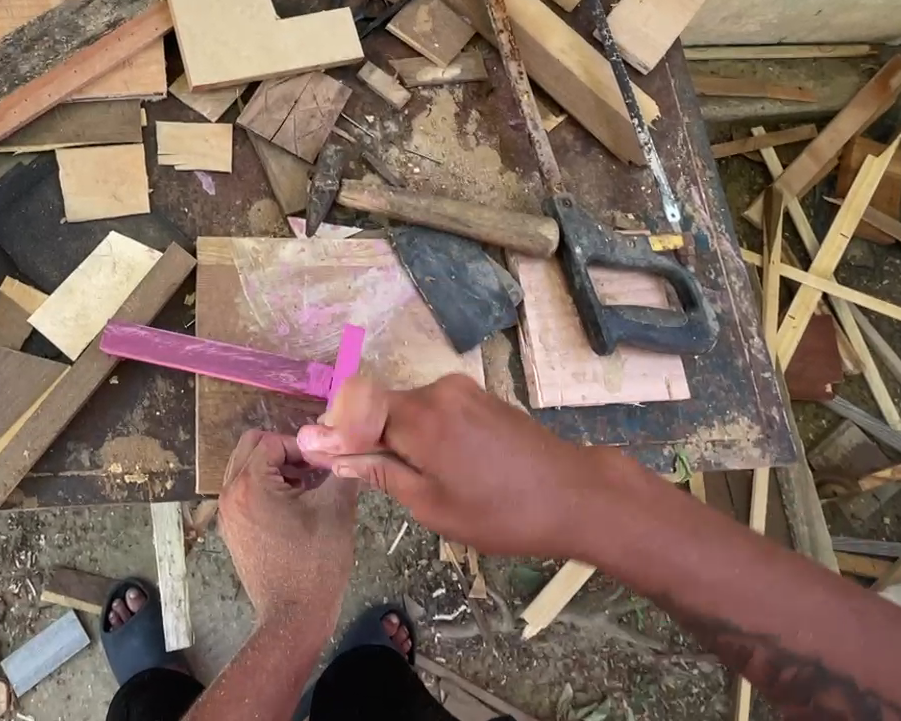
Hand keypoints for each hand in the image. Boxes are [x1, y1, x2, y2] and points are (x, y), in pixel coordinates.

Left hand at [219, 430, 359, 629]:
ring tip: (305, 487)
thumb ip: (341, 470)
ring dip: (275, 468)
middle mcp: (229, 493)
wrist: (293, 618)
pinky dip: (266, 486)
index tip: (323, 464)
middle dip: (284, 451)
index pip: (272, 440)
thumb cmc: (315, 563)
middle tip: (311, 469)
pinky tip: (294, 505)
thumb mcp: (336, 510)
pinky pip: (244, 489)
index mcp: (249, 484)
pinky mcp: (232, 528)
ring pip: (246, 466)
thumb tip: (346, 450)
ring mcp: (227, 512)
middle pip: (251, 447)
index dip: (301, 446)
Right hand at [297, 374, 639, 558]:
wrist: (577, 495)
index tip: (322, 456)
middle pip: (379, 405)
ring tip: (416, 478)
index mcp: (420, 416)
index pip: (355, 407)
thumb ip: (378, 472)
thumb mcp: (432, 505)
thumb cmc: (502, 512)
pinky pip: (432, 407)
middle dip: (365, 436)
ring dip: (396, 436)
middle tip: (371, 476)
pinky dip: (422, 430)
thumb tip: (327, 452)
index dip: (335, 431)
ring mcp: (459, 388)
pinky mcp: (476, 394)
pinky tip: (441, 464)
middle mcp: (435, 390)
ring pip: (406, 407)